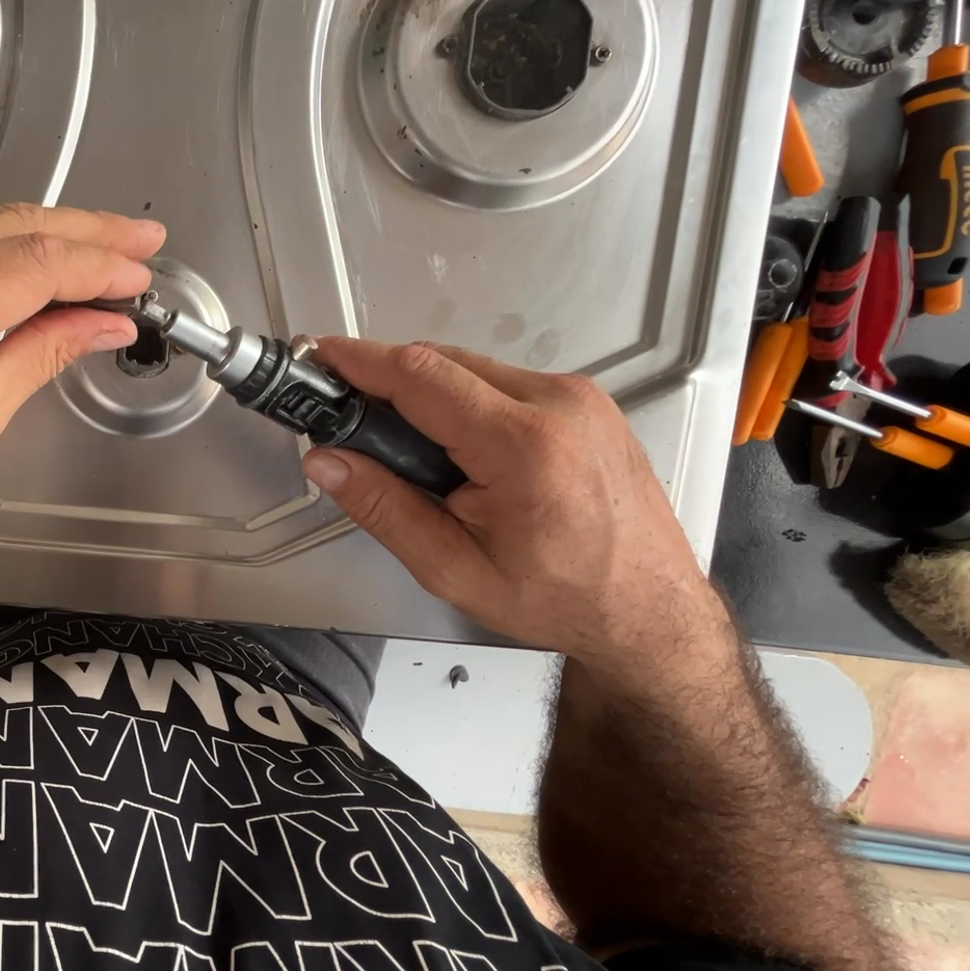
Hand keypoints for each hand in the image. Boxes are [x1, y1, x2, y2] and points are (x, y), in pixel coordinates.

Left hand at [0, 205, 162, 533]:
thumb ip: (44, 353)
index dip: (97, 263)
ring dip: (52, 231)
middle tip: (140, 242)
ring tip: (107, 248)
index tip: (137, 274)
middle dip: (88, 231)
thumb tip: (103, 323)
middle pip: (16, 224)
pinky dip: (8, 240)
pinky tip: (44, 254)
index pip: (35, 262)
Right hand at [300, 339, 728, 663]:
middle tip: (342, 415)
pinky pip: (501, 381)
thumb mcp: (451, 567)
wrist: (650, 613)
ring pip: (471, 368)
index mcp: (523, 445)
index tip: (318, 357)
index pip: (420, 376)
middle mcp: (558, 403)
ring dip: (422, 391)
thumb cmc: (556, 598)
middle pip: (442, 362)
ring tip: (395, 443)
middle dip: (383, 378)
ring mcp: (579, 398)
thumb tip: (325, 462)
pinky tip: (447, 444)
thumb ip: (383, 508)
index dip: (360, 360)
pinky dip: (459, 398)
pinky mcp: (586, 404)